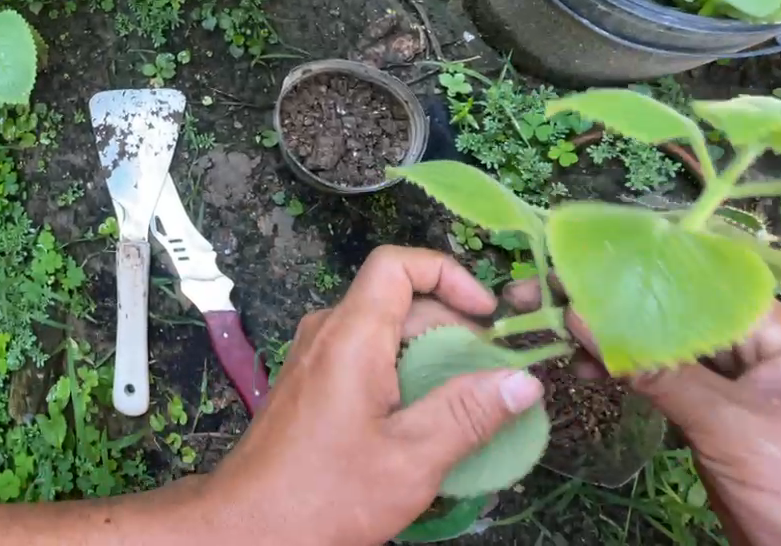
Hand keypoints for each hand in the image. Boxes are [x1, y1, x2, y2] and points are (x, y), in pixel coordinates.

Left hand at [196, 246, 543, 545]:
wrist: (255, 517)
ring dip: (431, 348)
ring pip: (382, 326)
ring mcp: (316, 350)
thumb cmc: (332, 489)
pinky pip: (365, 350)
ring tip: (474, 396)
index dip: (446, 272)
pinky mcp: (313, 375)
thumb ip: (468, 413)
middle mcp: (328, 328)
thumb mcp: (413, 458)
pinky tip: (430, 412)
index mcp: (351, 333)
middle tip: (498, 371)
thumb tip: (525, 378)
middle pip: (396, 297)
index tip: (489, 315)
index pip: (394, 263)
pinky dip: (404, 365)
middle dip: (453, 322)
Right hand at [509, 284, 780, 545]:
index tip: (561, 268)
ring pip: (660, 346)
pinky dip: (622, 373)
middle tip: (534, 298)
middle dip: (604, 306)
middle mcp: (765, 353)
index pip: (696, 285)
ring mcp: (741, 388)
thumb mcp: (737, 433)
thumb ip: (656, 370)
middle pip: (672, 312)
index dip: (628, 273)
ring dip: (605, 340)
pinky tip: (583, 370)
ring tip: (549, 335)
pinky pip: (663, 381)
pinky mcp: (721, 419)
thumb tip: (574, 315)